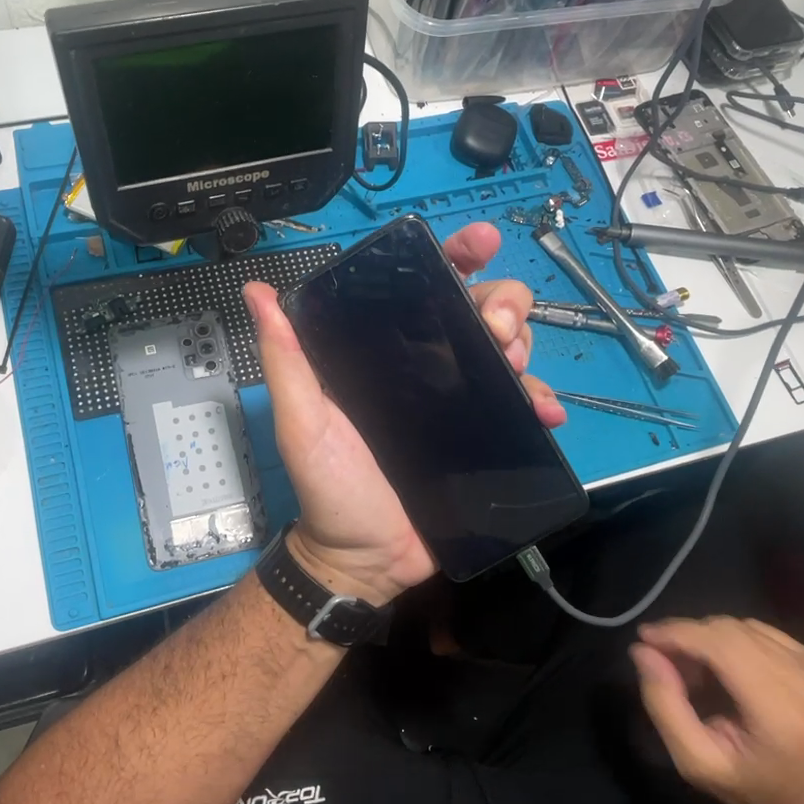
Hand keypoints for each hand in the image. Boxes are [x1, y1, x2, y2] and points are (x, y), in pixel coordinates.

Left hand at [241, 221, 565, 608]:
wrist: (364, 560)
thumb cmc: (329, 488)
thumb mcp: (302, 421)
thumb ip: (284, 359)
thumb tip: (258, 293)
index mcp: (384, 355)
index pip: (421, 290)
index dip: (454, 257)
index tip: (480, 242)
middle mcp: (426, 370)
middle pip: (477, 312)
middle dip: (500, 303)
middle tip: (497, 328)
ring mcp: (459, 404)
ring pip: (506, 352)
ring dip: (522, 345)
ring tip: (513, 364)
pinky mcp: (485, 440)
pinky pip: (521, 408)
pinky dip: (539, 401)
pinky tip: (545, 410)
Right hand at [631, 617, 803, 803]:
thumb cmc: (756, 790)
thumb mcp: (697, 762)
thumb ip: (664, 705)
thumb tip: (642, 651)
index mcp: (780, 708)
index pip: (722, 645)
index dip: (678, 632)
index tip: (644, 637)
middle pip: (730, 630)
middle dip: (687, 634)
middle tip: (662, 657)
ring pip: (742, 626)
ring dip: (708, 637)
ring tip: (692, 667)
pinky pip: (760, 632)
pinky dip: (731, 640)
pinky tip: (722, 666)